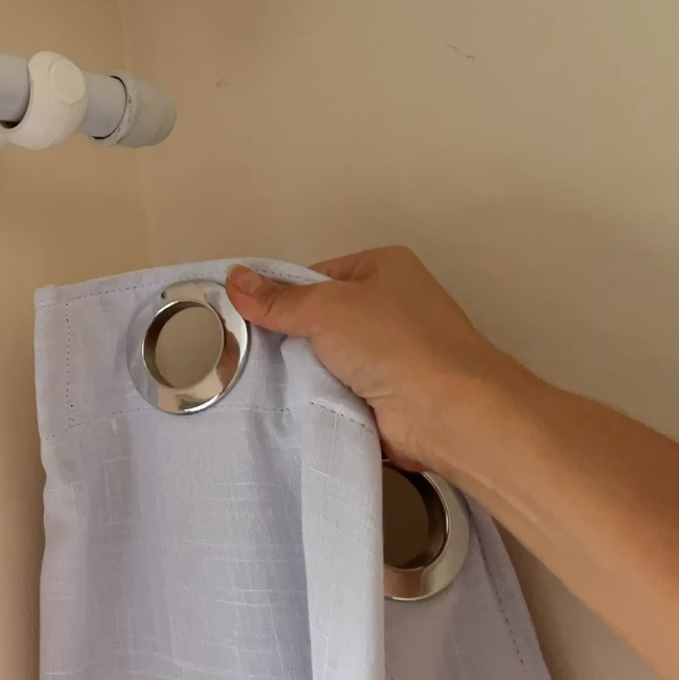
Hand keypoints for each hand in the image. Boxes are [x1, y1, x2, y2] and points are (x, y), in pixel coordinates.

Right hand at [224, 247, 535, 471]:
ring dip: (297, 367)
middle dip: (286, 335)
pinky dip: (313, 391)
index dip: (279, 295)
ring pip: (320, 353)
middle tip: (249, 349)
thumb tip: (232, 276)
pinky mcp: (381, 389)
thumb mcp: (324, 308)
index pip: (312, 276)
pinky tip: (285, 398)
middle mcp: (388, 304)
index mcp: (382, 268)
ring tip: (260, 377)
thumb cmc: (393, 342)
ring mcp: (386, 350)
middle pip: (314, 316)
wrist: (446, 411)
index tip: (250, 317)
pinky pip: (332, 384)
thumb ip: (275, 299)